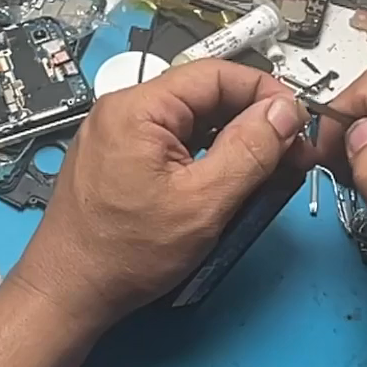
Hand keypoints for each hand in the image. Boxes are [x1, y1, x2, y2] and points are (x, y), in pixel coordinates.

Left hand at [8, 60, 308, 331]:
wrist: (69, 292)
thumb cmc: (122, 255)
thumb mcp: (202, 203)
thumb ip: (250, 151)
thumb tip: (283, 111)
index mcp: (137, 108)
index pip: (215, 75)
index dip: (264, 92)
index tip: (297, 119)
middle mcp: (124, 111)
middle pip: (206, 97)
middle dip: (254, 122)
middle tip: (293, 153)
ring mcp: (120, 134)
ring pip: (195, 123)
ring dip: (236, 143)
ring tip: (271, 172)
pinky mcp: (123, 158)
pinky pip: (177, 145)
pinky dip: (211, 160)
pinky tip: (236, 182)